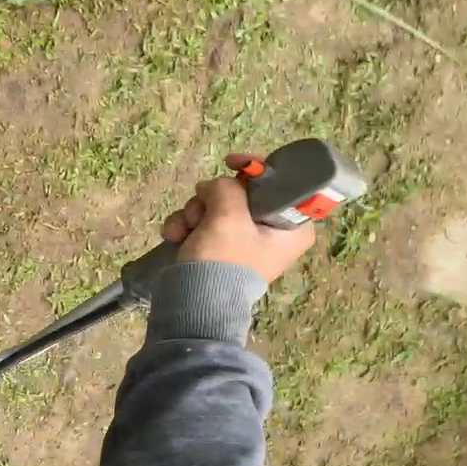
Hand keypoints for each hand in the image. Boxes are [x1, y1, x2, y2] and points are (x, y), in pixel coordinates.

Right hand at [162, 154, 315, 282]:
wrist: (193, 303)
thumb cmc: (222, 261)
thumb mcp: (227, 218)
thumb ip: (226, 189)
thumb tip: (214, 185)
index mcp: (292, 227)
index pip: (281, 184)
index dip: (254, 170)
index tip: (230, 162)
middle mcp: (271, 233)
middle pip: (240, 196)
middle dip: (210, 200)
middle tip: (197, 212)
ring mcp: (242, 243)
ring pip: (215, 209)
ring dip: (191, 214)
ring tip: (180, 230)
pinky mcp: (216, 251)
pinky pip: (201, 226)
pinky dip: (184, 227)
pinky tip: (174, 237)